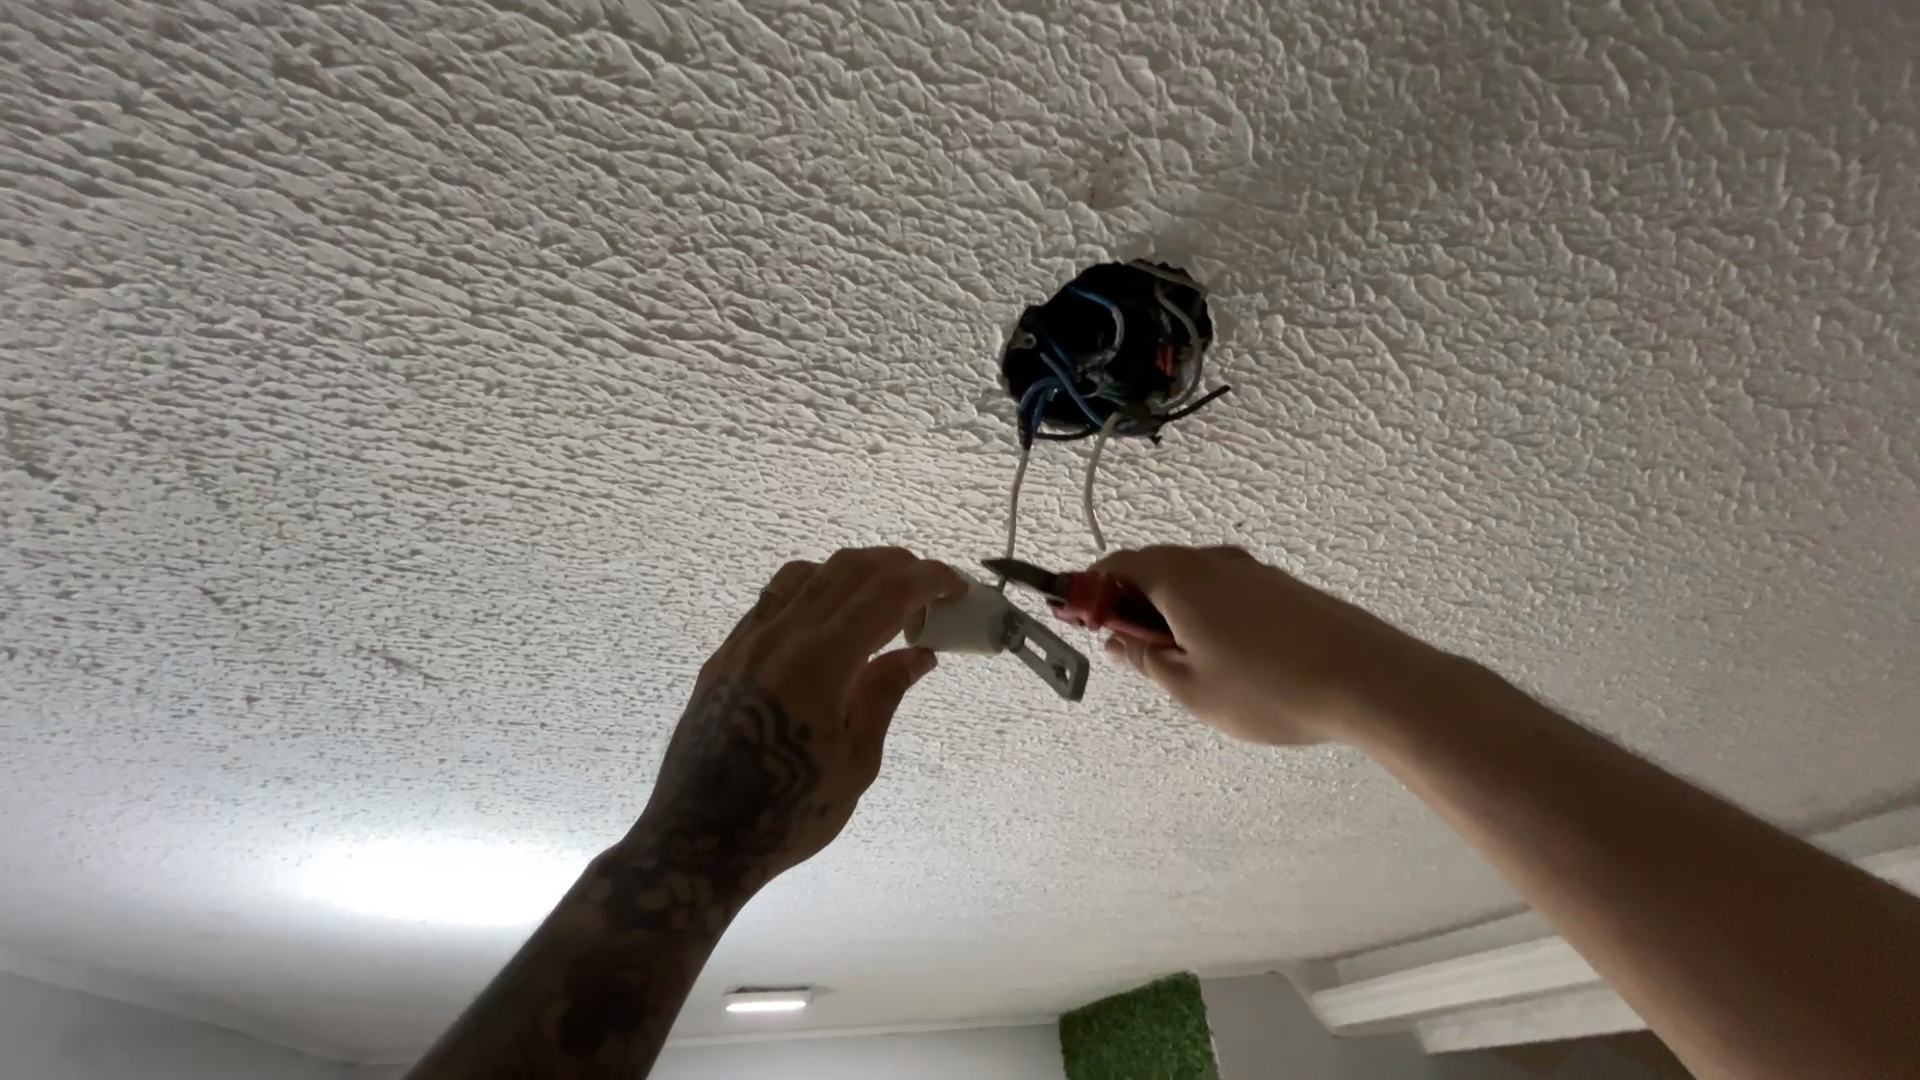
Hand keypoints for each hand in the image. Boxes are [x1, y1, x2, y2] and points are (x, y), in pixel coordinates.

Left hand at [634, 547, 965, 891]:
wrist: (698, 838)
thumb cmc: (789, 813)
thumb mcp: (856, 762)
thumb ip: (884, 694)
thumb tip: (919, 654)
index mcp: (820, 663)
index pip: (884, 595)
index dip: (927, 580)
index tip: (955, 586)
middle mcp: (780, 636)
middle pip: (846, 569)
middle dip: (897, 565)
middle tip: (929, 589)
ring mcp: (747, 641)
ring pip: (805, 574)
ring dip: (852, 571)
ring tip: (881, 598)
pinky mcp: (726, 654)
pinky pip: (774, 599)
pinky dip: (814, 591)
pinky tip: (829, 622)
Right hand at [1090, 545, 1452, 745]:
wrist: (1373, 681)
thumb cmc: (1270, 688)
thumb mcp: (1190, 689)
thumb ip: (1144, 660)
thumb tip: (1119, 642)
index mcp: (1179, 578)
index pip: (1114, 565)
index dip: (1088, 591)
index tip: (1079, 619)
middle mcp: (1212, 562)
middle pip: (1151, 567)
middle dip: (1129, 603)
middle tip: (1131, 648)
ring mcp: (1251, 571)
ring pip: (1189, 579)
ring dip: (1168, 609)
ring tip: (1182, 660)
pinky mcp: (1281, 586)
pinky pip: (1223, 589)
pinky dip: (1204, 611)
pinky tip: (1227, 655)